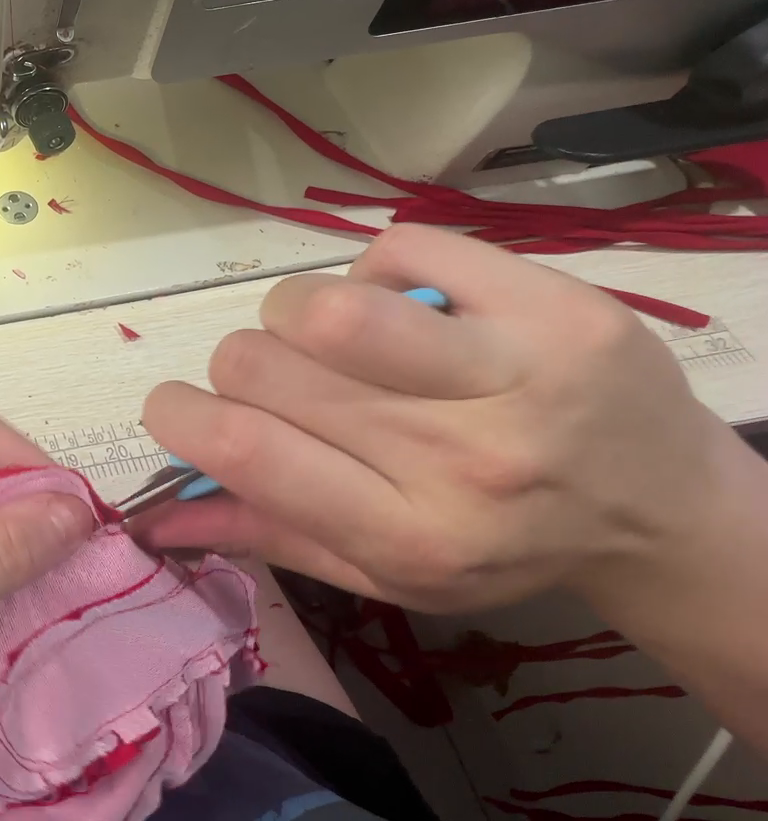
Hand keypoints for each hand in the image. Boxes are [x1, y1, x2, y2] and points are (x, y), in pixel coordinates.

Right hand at [135, 224, 746, 613]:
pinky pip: (399, 249)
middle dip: (241, 366)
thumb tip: (153, 517)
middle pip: (261, 364)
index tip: (181, 409)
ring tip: (334, 340)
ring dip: (294, 314)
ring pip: (323, 305)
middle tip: (283, 384)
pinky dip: (374, 270)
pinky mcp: (555, 306)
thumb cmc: (497, 545)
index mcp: (405, 532)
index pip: (241, 447)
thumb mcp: (379, 571)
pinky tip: (406, 307)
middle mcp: (461, 460)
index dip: (179, 413)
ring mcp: (517, 374)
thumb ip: (263, 534)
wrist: (667, 511)